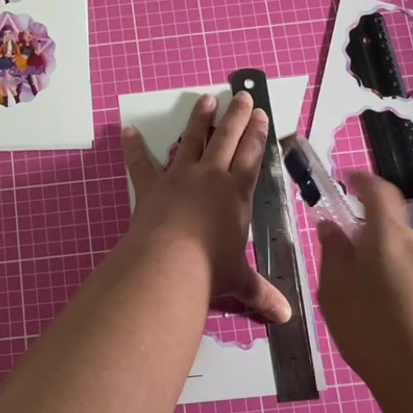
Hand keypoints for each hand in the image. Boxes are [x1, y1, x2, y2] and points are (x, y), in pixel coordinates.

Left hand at [121, 92, 291, 322]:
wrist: (168, 265)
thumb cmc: (210, 270)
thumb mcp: (240, 282)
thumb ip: (262, 294)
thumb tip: (286, 317)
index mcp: (237, 193)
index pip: (252, 156)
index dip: (258, 134)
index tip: (262, 115)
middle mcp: (210, 177)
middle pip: (227, 138)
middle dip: (236, 116)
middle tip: (242, 96)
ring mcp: (178, 177)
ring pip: (191, 140)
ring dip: (199, 119)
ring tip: (205, 100)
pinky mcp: (150, 186)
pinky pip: (140, 163)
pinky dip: (132, 147)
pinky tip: (126, 129)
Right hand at [317, 173, 412, 403]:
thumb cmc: (374, 333)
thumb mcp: (335, 293)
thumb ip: (333, 254)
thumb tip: (332, 226)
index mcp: (388, 236)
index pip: (379, 192)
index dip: (363, 181)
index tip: (348, 178)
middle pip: (391, 229)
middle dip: (369, 238)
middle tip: (346, 266)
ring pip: (406, 257)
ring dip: (387, 266)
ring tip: (368, 304)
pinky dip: (405, 287)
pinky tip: (395, 322)